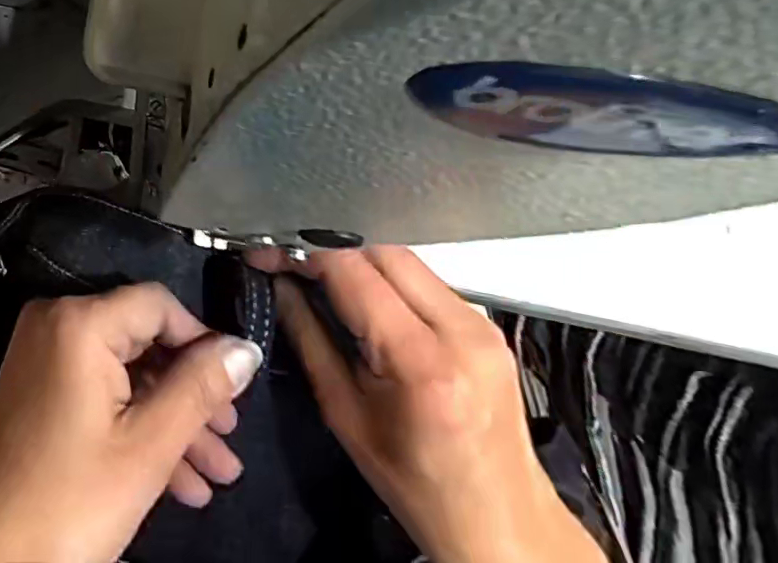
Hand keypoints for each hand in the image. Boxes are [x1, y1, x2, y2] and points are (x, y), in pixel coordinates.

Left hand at [0, 282, 263, 562]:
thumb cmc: (69, 500)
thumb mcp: (147, 446)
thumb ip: (199, 388)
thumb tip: (245, 348)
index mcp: (81, 321)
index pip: (159, 305)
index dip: (202, 342)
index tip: (235, 387)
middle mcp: (58, 322)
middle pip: (143, 342)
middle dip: (191, 395)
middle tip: (229, 437)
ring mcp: (44, 356)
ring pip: (125, 375)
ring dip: (170, 421)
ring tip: (216, 474)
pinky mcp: (38, 389)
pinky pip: (99, 393)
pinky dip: (134, 427)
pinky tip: (178, 483)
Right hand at [250, 246, 603, 562]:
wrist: (504, 525)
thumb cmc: (418, 486)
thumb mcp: (344, 414)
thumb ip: (308, 338)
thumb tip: (280, 285)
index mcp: (422, 363)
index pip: (353, 272)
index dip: (305, 256)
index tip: (273, 257)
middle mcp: (461, 332)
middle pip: (381, 253)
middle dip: (333, 255)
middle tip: (298, 273)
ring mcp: (481, 324)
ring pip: (404, 260)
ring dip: (362, 266)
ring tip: (332, 290)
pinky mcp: (488, 324)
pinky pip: (426, 280)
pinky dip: (390, 282)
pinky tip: (373, 308)